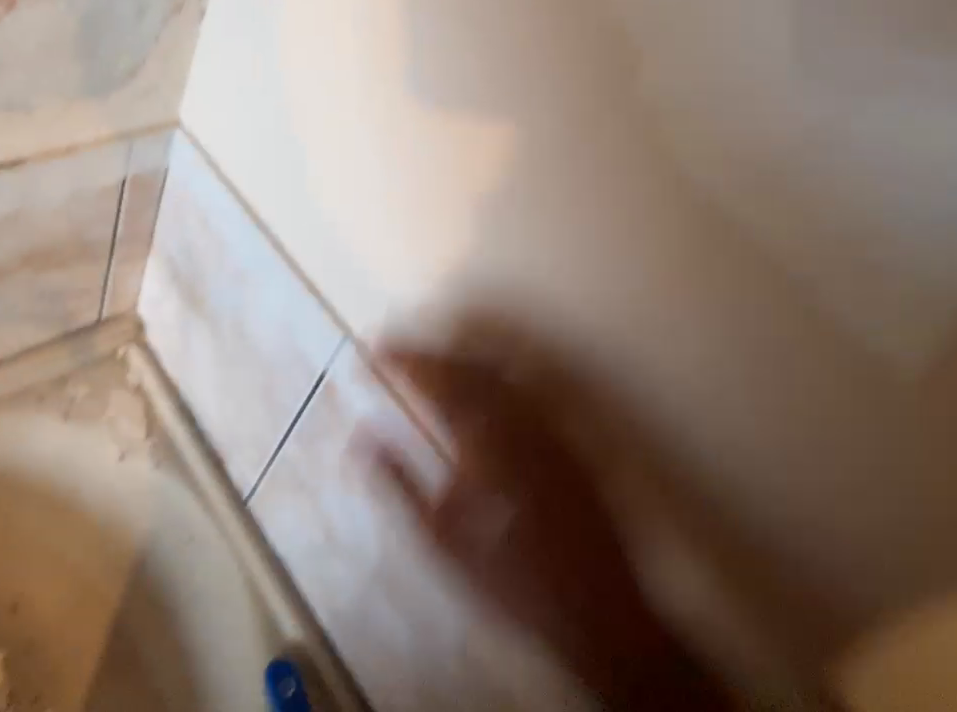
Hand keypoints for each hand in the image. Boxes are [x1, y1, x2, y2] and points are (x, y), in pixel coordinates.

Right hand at [372, 316, 738, 709]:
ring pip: (501, 370)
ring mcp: (550, 429)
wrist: (596, 612)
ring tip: (432, 350)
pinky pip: (528, 388)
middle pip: (468, 365)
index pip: (435, 380)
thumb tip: (360, 436)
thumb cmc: (508, 578)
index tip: (372, 350)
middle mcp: (519, 422)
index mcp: (483, 439)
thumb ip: (398, 483)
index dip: (402, 358)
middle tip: (394, 343)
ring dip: (461, 352)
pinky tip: (485, 380)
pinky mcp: (570, 442)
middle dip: (427, 348)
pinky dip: (496, 371)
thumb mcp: (440, 539)